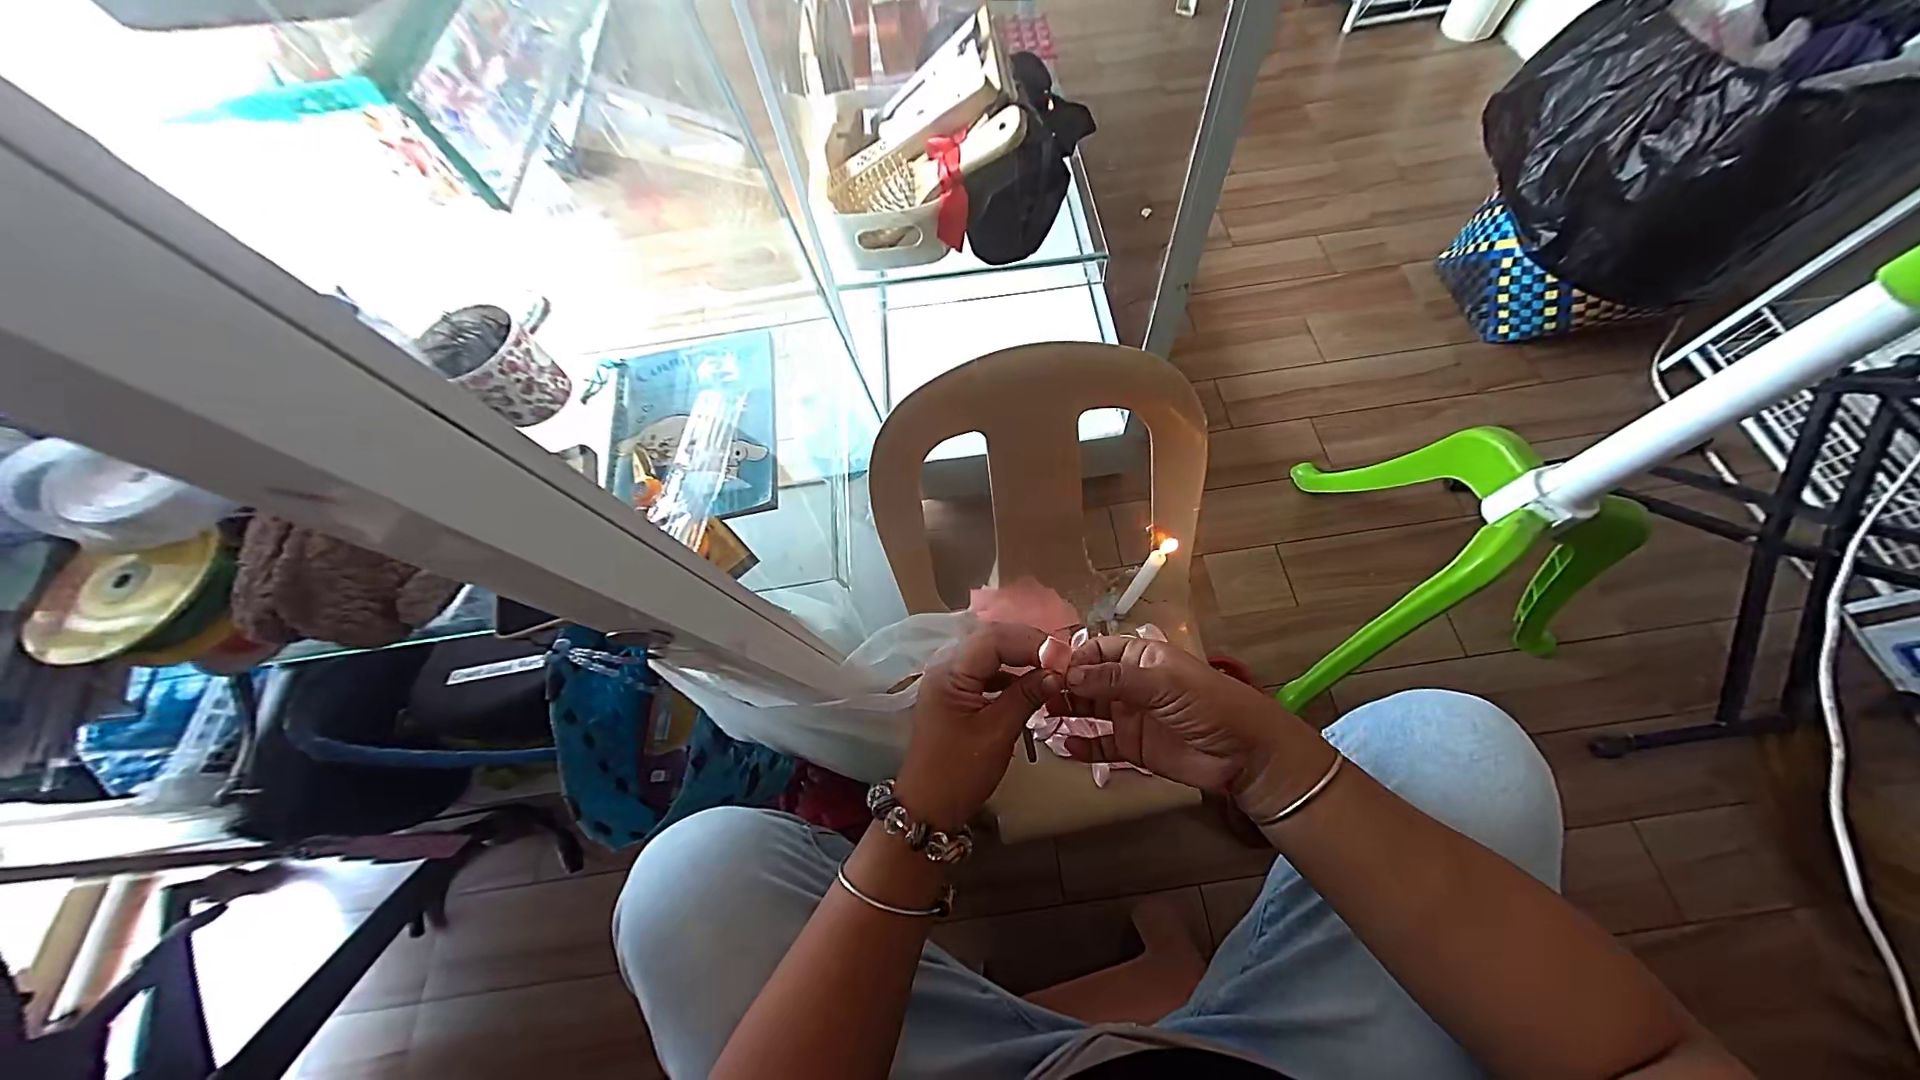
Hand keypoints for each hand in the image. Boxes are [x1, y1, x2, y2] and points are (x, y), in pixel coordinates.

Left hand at [892, 623, 1062, 830]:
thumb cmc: (959, 773)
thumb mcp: (997, 733)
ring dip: (1021, 658)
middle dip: (1028, 646)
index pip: (994, 638)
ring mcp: (950, 680)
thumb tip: (1057, 673)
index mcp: (949, 672)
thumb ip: (1026, 696)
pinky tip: (1031, 685)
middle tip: (1061, 660)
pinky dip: (1011, 675)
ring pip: (990, 654)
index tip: (1062, 657)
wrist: (927, 807)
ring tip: (1052, 670)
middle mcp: (946, 667)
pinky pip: (986, 672)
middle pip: (991, 639)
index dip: (1031, 642)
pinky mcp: (956, 694)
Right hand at [1061, 635, 1330, 819]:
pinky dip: (1081, 746)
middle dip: (1063, 685)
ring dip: (1066, 713)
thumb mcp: (1162, 683)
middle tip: (1039, 696)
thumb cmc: (1209, 705)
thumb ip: (1114, 678)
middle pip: (1086, 680)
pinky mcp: (1131, 747)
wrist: (1247, 756)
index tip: (1047, 669)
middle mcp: (1130, 684)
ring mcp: (1129, 715)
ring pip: (1087, 711)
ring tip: (1042, 718)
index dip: (1072, 657)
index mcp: (1140, 657)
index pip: (1096, 650)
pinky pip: (1099, 744)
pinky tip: (1064, 747)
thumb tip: (1068, 675)